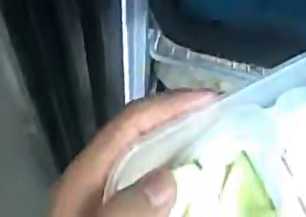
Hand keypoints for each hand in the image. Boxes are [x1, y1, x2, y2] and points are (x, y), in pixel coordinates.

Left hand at [48, 90, 215, 216]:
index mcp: (86, 176)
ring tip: (214, 151)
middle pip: (139, 138)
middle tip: (219, 120)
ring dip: (177, 155)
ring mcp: (102, 207)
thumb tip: (168, 178)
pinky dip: (171, 192)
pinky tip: (192, 196)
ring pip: (144, 166)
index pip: (132, 123)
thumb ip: (126, 213)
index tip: (211, 99)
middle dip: (178, 124)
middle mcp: (93, 184)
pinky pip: (146, 198)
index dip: (170, 105)